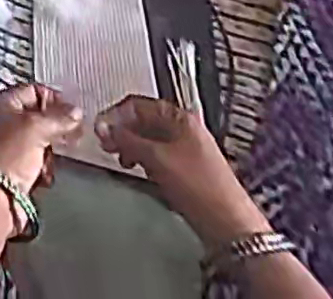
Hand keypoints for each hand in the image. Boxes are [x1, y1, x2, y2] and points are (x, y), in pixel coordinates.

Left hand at [0, 83, 83, 191]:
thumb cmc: (12, 153)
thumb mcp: (37, 128)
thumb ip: (59, 117)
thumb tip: (76, 110)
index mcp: (4, 102)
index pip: (34, 91)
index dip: (54, 99)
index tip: (73, 111)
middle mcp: (6, 120)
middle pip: (40, 117)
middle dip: (56, 129)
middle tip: (72, 136)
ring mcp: (12, 143)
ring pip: (43, 141)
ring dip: (50, 152)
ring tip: (48, 160)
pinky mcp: (19, 165)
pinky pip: (40, 160)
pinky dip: (44, 167)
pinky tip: (42, 174)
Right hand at [96, 95, 268, 247]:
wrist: (232, 227)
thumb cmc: (197, 186)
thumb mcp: (156, 158)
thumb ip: (126, 139)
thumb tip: (102, 126)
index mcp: (179, 117)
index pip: (137, 104)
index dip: (115, 114)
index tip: (99, 129)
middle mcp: (184, 129)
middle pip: (143, 121)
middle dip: (122, 131)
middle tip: (106, 144)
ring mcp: (187, 149)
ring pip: (149, 139)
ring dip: (131, 146)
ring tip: (121, 159)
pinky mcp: (187, 169)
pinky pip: (158, 156)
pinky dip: (144, 159)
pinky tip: (138, 170)